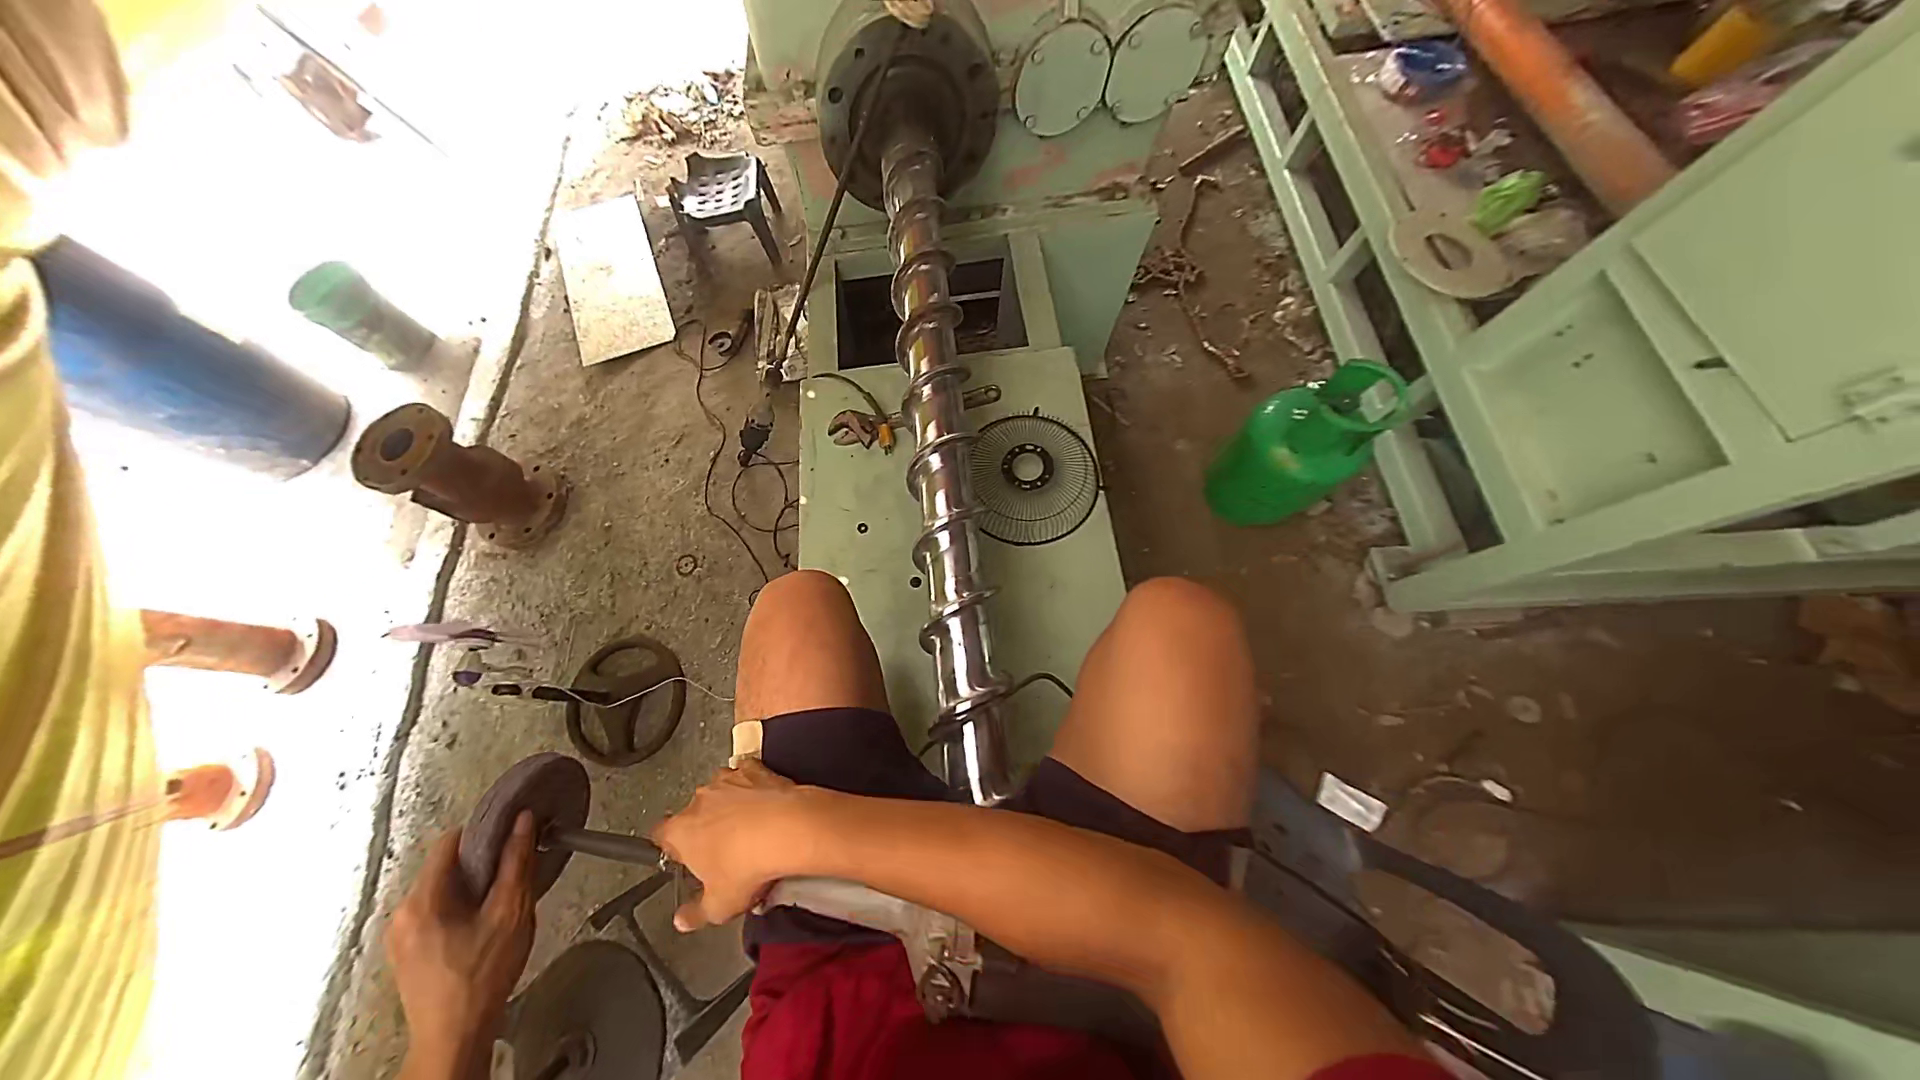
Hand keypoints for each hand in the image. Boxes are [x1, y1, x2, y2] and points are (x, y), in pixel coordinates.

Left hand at [387, 812, 535, 1076]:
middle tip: (513, 871)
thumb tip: (522, 822)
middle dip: (482, 863)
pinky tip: (485, 921)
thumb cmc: (481, 979)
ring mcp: (401, 935)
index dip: (485, 832)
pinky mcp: (408, 951)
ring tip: (502, 899)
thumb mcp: (511, 911)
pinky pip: (436, 910)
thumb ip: (516, 862)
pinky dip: (462, 905)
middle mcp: (402, 915)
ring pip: (443, 888)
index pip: (450, 841)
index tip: (511, 834)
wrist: (455, 1036)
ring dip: (474, 885)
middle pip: (446, 865)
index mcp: (421, 901)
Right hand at [651, 759, 807, 930]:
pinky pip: (749, 773)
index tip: (686, 859)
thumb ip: (696, 914)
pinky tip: (765, 798)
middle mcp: (701, 800)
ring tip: (750, 827)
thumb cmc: (748, 865)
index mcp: (682, 831)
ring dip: (730, 804)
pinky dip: (755, 784)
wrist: (788, 829)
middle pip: (694, 813)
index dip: (673, 848)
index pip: (662, 836)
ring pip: (721, 791)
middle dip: (706, 828)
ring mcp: (729, 781)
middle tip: (725, 851)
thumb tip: (684, 920)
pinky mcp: (757, 770)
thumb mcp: (719, 906)